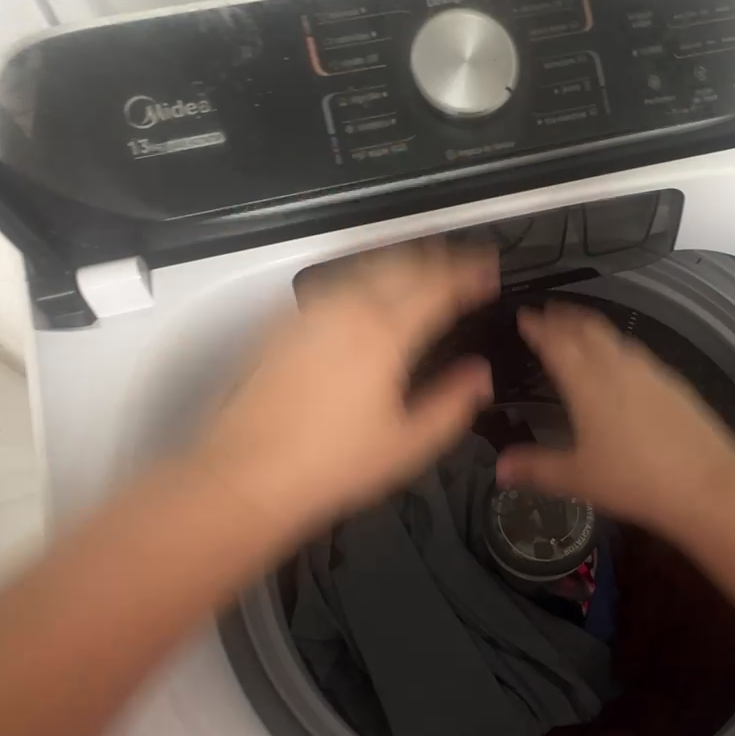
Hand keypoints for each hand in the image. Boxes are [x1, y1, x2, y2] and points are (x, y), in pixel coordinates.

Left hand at [194, 244, 496, 540]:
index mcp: (384, 335)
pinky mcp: (282, 324)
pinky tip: (369, 290)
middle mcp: (345, 311)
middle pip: (403, 262)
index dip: (470, 274)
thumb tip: (479, 376)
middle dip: (440, 257)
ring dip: (403, 259)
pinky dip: (364, 275)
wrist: (246, 478)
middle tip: (465, 264)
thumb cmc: (329, 466)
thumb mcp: (409, 444)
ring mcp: (310, 313)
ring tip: (425, 266)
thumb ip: (453, 403)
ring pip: (366, 264)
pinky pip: (334, 282)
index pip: (439, 286)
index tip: (488, 273)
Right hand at [497, 304, 734, 532]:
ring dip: (591, 328)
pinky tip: (619, 365)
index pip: (556, 342)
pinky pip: (636, 353)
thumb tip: (501, 468)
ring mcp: (649, 372)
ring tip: (577, 331)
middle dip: (564, 316)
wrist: (706, 483)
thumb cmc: (635, 479)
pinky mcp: (672, 383)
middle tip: (548, 313)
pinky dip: (616, 348)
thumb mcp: (578, 479)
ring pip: (614, 337)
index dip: (538, 326)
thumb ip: (537, 469)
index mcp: (587, 383)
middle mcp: (617, 367)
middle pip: (587, 328)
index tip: (525, 315)